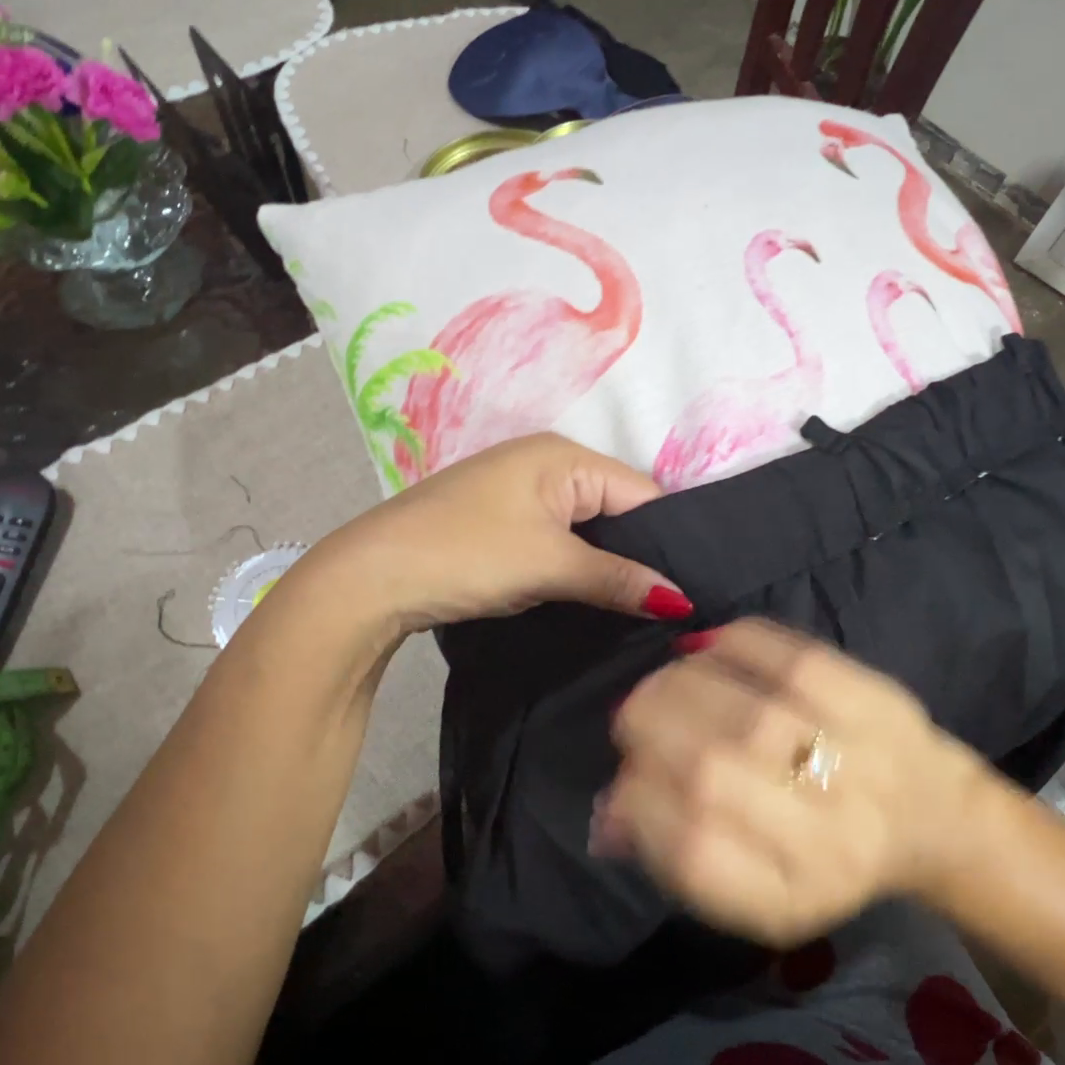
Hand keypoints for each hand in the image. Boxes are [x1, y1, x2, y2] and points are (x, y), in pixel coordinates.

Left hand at [316, 434, 691, 632]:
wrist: (371, 576)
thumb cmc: (467, 554)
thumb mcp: (551, 565)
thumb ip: (619, 579)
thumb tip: (682, 599)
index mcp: (564, 456)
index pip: (642, 493)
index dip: (669, 540)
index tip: (693, 590)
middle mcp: (546, 462)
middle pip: (617, 508)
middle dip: (641, 554)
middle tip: (673, 606)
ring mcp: (520, 491)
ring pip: (588, 527)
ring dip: (608, 564)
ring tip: (643, 608)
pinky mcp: (502, 521)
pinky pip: (559, 538)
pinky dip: (577, 565)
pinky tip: (593, 597)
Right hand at [596, 619, 998, 947]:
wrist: (929, 817)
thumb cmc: (824, 857)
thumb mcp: (754, 889)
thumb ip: (676, 857)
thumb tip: (604, 815)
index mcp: (792, 895)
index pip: (693, 850)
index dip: (638, 804)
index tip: (624, 781)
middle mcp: (829, 838)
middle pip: (713, 772)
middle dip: (649, 729)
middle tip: (631, 715)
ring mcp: (859, 764)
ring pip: (749, 713)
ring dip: (683, 685)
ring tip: (664, 683)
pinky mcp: (878, 703)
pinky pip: (794, 659)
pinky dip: (736, 644)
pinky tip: (708, 649)